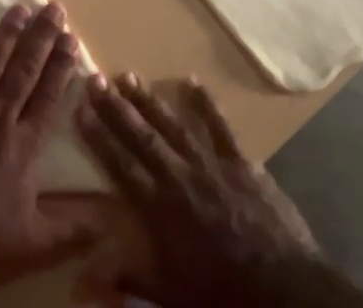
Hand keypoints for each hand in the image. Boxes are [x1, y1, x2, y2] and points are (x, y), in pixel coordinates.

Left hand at [0, 3, 103, 266]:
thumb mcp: (35, 237)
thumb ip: (74, 225)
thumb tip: (113, 222)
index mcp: (24, 143)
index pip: (48, 96)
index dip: (61, 66)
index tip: (72, 39)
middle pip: (24, 71)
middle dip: (41, 38)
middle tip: (53, 8)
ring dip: (5, 35)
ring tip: (19, 8)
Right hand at [77, 73, 328, 306]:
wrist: (282, 288)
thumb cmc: (220, 289)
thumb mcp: (168, 289)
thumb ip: (129, 275)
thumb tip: (86, 276)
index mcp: (159, 207)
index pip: (120, 165)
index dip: (98, 137)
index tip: (79, 110)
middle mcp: (179, 177)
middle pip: (141, 137)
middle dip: (116, 108)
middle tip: (95, 80)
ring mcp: (212, 166)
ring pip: (174, 126)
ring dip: (149, 101)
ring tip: (128, 76)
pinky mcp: (242, 164)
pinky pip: (221, 128)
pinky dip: (206, 105)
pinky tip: (192, 82)